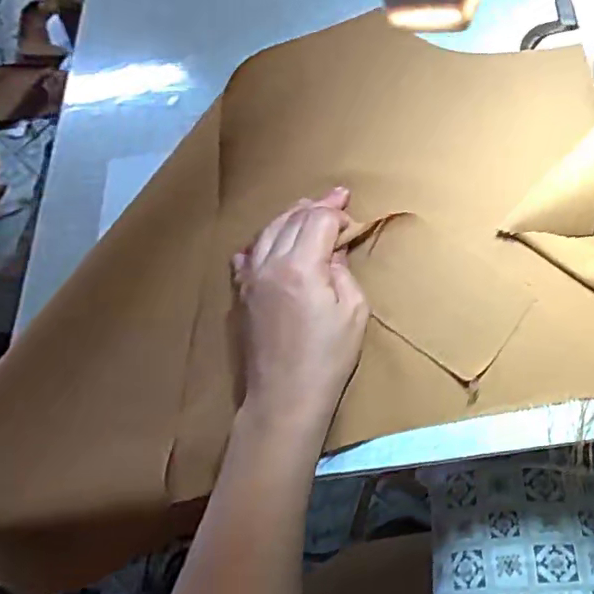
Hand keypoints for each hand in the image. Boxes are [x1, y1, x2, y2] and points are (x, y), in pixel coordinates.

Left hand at [232, 187, 369, 446]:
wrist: (285, 395)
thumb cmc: (329, 356)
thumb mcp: (353, 310)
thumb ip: (342, 271)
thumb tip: (333, 250)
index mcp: (300, 267)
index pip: (317, 220)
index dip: (336, 212)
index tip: (351, 213)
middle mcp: (269, 265)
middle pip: (290, 220)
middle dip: (315, 206)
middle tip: (336, 198)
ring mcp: (249, 280)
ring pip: (266, 232)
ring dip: (288, 217)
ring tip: (305, 209)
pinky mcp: (241, 296)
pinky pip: (247, 256)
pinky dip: (262, 241)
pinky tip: (268, 242)